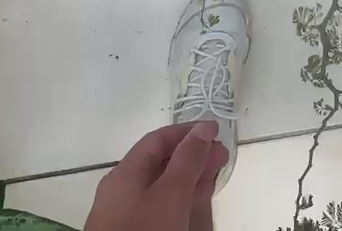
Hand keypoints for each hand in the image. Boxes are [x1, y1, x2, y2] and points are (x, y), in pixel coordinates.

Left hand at [86, 120, 229, 230]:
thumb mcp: (172, 192)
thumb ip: (189, 157)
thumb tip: (203, 128)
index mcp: (124, 172)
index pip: (159, 138)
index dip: (189, 131)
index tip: (217, 132)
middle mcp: (120, 189)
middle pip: (160, 161)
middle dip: (193, 154)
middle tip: (222, 157)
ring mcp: (122, 214)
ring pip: (161, 184)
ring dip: (190, 176)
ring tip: (214, 178)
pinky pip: (157, 205)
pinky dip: (179, 197)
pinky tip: (196, 201)